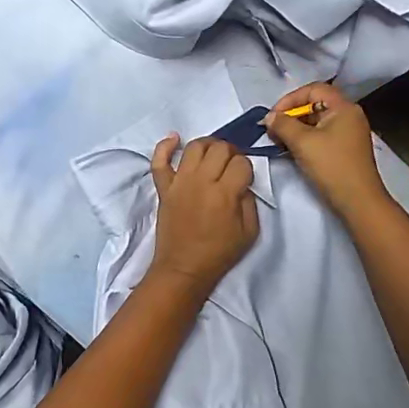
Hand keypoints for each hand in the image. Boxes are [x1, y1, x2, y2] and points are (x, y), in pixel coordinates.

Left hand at [147, 135, 258, 294]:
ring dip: (207, 145)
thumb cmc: (219, 254)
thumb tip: (242, 183)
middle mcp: (201, 181)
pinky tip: (174, 139)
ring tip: (213, 154)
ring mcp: (179, 182)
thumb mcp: (249, 231)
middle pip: (219, 148)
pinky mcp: (163, 188)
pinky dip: (165, 146)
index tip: (245, 179)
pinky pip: (159, 161)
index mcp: (225, 193)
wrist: (183, 269)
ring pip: (194, 147)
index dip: (247, 167)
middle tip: (231, 165)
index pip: (241, 162)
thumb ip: (249, 201)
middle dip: (230, 152)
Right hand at [263, 82, 387, 213]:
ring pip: (316, 122)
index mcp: (344, 107)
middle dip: (291, 115)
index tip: (274, 116)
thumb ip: (283, 125)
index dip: (290, 99)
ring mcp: (348, 133)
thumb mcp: (302, 142)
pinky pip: (321, 135)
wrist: (357, 200)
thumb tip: (269, 117)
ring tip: (278, 141)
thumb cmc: (331, 166)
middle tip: (273, 130)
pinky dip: (305, 139)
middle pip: (315, 104)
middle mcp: (348, 115)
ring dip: (295, 128)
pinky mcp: (344, 148)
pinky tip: (291, 150)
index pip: (314, 89)